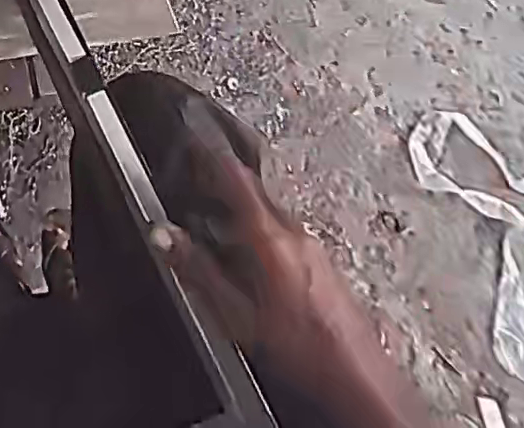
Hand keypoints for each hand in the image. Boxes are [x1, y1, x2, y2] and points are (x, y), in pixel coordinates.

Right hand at [152, 148, 421, 426]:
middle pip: (252, 187)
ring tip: (215, 216)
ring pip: (267, 207)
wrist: (360, 380)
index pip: (236, 177)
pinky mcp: (320, 257)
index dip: (211, 156)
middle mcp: (294, 230)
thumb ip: (197, 269)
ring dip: (239, 205)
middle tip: (196, 178)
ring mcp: (310, 243)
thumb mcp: (237, 314)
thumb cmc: (303, 351)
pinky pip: (282, 226)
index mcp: (270, 236)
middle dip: (221, 179)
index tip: (193, 143)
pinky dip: (258, 225)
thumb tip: (163, 236)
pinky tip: (249, 251)